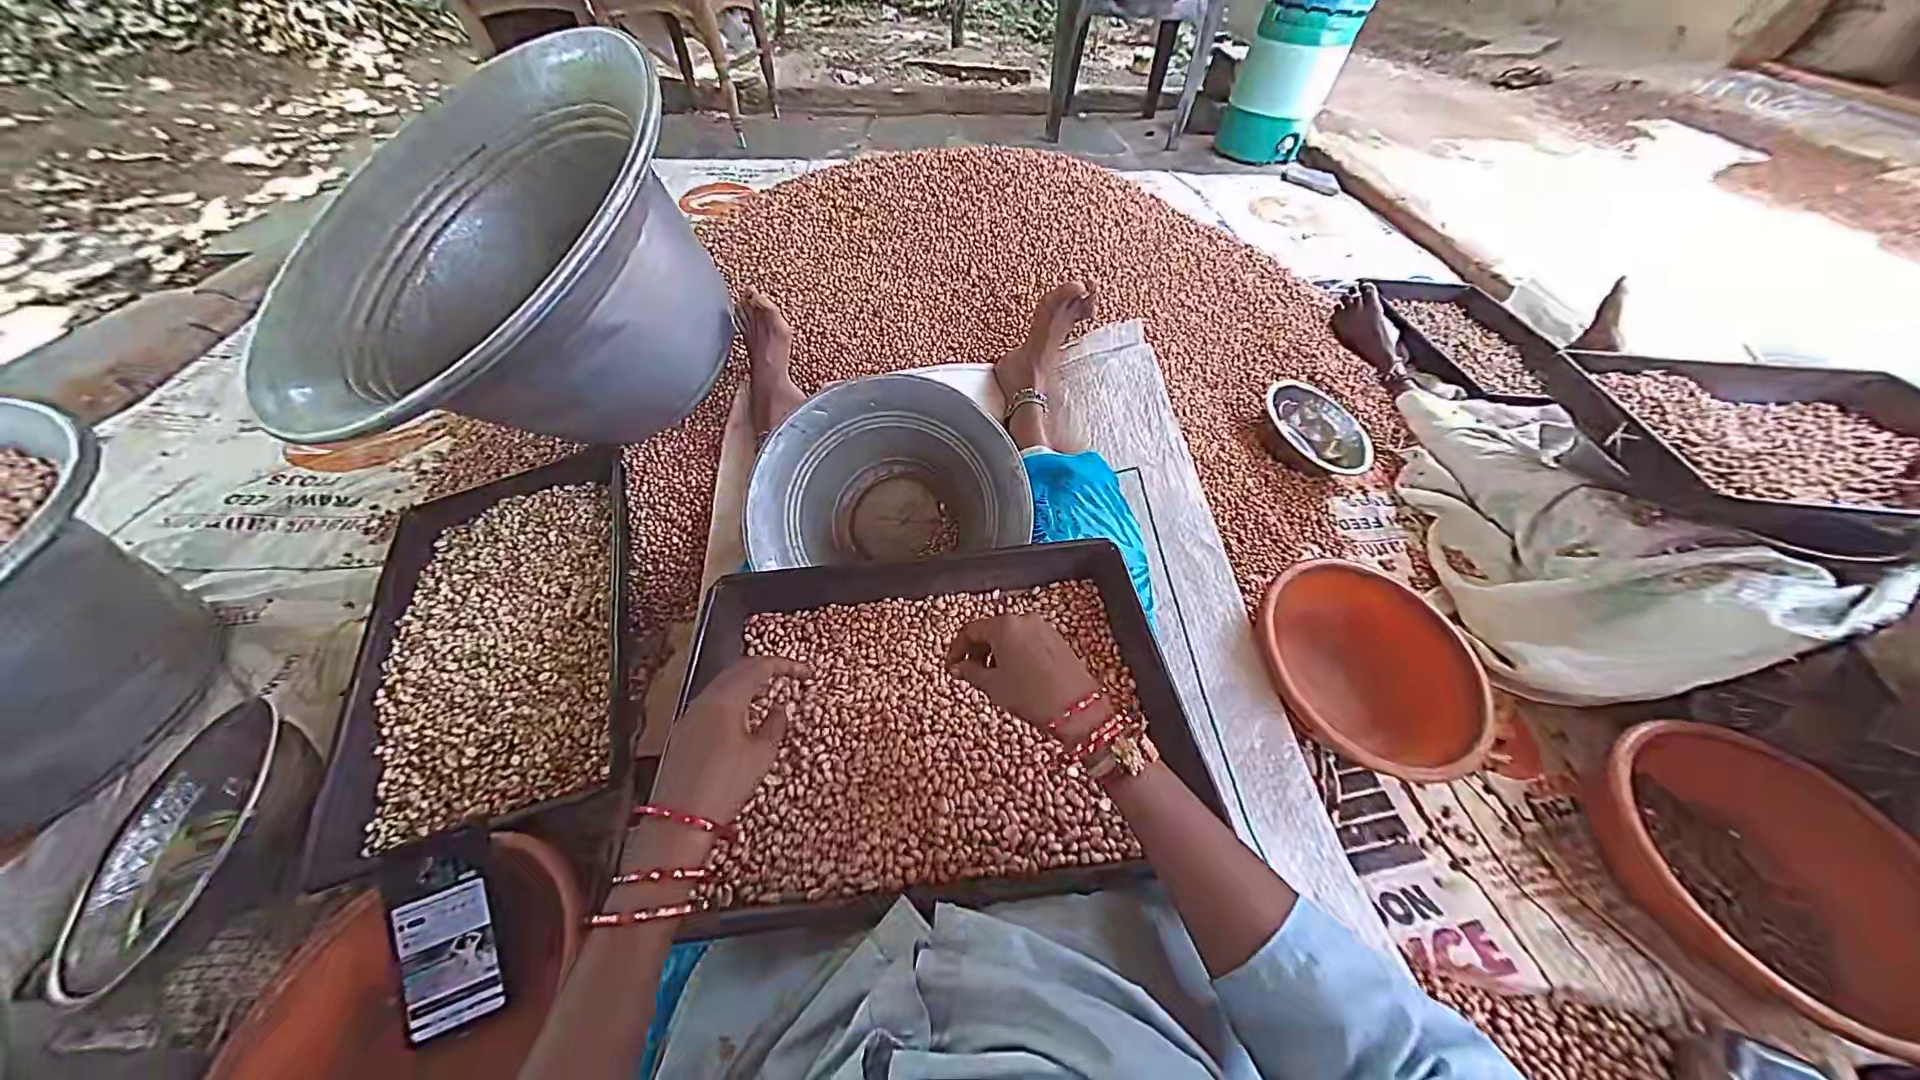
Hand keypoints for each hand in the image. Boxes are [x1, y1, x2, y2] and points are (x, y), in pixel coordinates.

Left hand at [648, 656, 809, 826]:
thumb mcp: (762, 755)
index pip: (759, 666)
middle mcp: (704, 700)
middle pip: (738, 668)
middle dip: (765, 667)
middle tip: (788, 674)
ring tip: (769, 691)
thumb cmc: (724, 787)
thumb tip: (780, 709)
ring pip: (722, 684)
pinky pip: (711, 701)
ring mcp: (689, 715)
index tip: (805, 672)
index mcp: (726, 699)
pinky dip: (732, 698)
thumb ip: (775, 724)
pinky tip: (743, 713)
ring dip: (748, 682)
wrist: (679, 821)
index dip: (786, 665)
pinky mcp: (683, 732)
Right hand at [946, 613, 1099, 736]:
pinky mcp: (1056, 639)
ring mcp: (1043, 628)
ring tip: (992, 678)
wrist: (1077, 708)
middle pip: (991, 629)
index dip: (956, 649)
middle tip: (968, 673)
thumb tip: (958, 668)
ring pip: (1010, 635)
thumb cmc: (1031, 695)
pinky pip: (1027, 640)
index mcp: (1004, 625)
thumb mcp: (993, 685)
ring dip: (996, 653)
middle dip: (976, 651)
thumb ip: (970, 672)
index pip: (970, 630)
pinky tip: (1014, 675)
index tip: (951, 666)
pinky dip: (1015, 653)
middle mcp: (1024, 619)